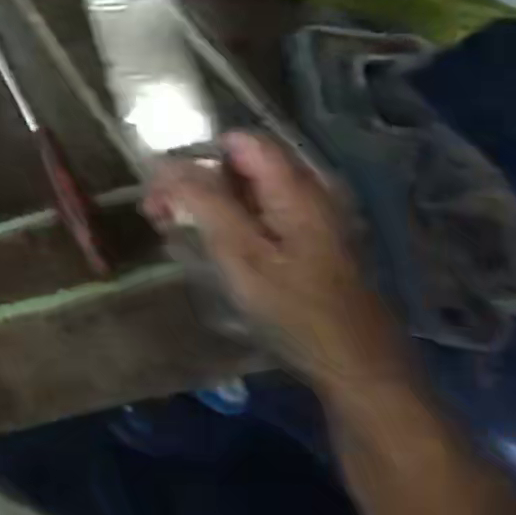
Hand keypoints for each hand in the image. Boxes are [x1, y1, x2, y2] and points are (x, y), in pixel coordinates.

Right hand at [145, 130, 412, 393]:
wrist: (359, 373)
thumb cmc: (296, 310)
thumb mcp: (239, 253)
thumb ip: (202, 201)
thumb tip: (164, 162)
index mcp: (298, 192)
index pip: (241, 142)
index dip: (197, 153)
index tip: (163, 183)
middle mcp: (310, 196)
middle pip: (240, 164)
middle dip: (192, 179)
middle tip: (156, 209)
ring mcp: (311, 221)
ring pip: (244, 189)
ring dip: (202, 200)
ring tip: (168, 225)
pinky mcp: (308, 245)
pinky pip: (256, 213)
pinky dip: (222, 219)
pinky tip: (203, 243)